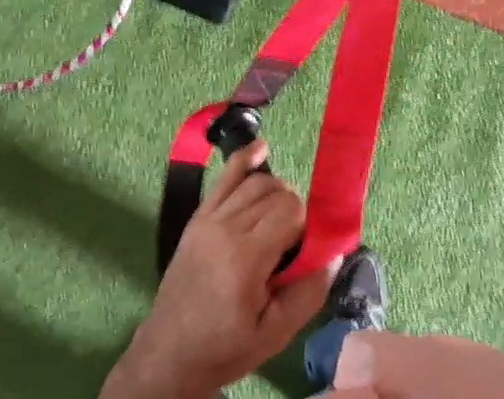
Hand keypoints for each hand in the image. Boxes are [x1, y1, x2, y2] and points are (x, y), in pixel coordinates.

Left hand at [102, 142, 337, 398]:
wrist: (169, 354)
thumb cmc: (225, 347)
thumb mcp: (276, 334)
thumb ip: (310, 292)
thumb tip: (334, 252)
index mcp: (246, 257)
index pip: (291, 210)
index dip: (308, 224)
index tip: (308, 249)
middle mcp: (225, 227)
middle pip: (276, 192)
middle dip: (295, 208)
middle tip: (297, 243)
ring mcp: (208, 219)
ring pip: (255, 182)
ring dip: (277, 191)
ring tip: (283, 220)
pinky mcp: (198, 218)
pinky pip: (224, 178)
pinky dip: (244, 159)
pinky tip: (262, 148)